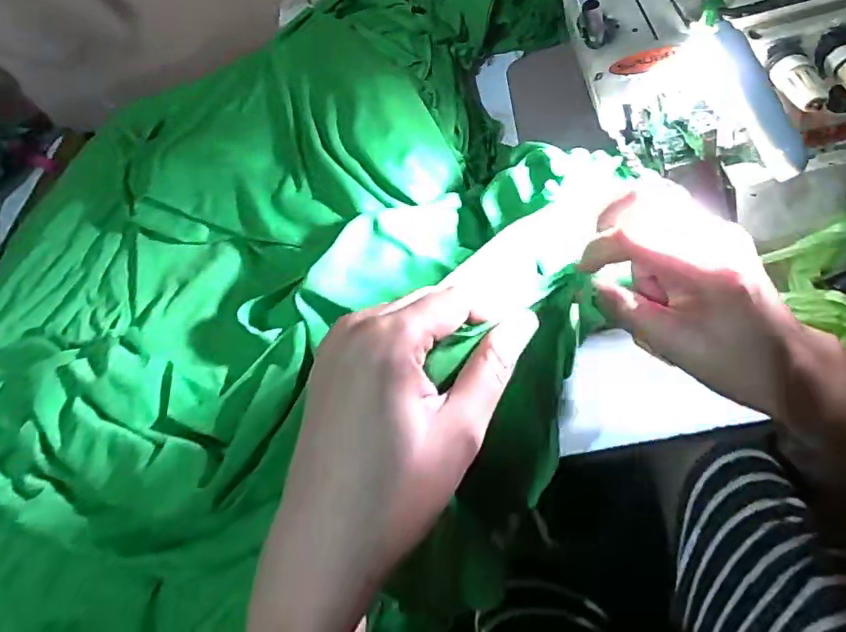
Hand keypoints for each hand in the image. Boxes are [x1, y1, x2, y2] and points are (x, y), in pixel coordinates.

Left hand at [248, 284, 538, 631]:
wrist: (321, 548)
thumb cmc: (397, 494)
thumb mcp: (460, 431)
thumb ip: (493, 367)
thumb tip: (524, 320)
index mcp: (389, 335)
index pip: (454, 297)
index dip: (486, 316)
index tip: (501, 352)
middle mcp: (356, 324)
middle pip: (424, 301)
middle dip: (457, 324)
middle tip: (474, 374)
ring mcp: (334, 341)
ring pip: (400, 312)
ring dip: (428, 333)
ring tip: (443, 384)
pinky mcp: (323, 361)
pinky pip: (374, 330)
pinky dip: (399, 343)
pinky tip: (405, 387)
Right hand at [578, 183, 845, 420]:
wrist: (790, 363)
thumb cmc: (733, 362)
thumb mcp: (675, 347)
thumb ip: (629, 311)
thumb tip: (593, 284)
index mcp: (702, 265)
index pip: (635, 235)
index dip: (599, 247)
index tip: (582, 268)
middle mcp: (712, 233)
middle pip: (646, 198)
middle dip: (612, 221)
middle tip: (599, 253)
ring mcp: (720, 228)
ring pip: (659, 199)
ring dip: (633, 224)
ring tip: (634, 266)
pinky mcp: (722, 232)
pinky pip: (674, 210)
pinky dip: (650, 225)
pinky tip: (650, 258)